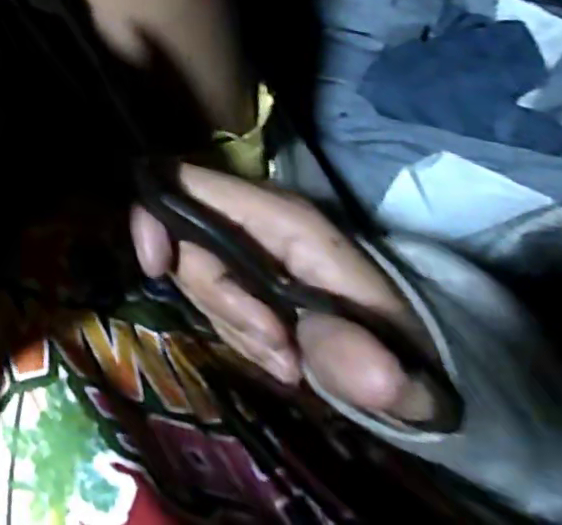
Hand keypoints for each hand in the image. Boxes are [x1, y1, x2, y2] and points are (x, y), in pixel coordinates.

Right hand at [132, 165, 441, 423]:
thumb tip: (365, 380)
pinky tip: (277, 355)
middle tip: (279, 349)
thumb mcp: (386, 340)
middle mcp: (246, 221)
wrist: (408, 343)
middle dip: (221, 303)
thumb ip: (360, 354)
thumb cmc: (391, 325)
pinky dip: (236, 334)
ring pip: (194, 277)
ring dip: (233, 326)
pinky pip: (211, 302)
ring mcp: (238, 247)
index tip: (156, 268)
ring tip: (290, 361)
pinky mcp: (237, 275)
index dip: (153, 215)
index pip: (183, 181)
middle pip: (184, 243)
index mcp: (272, 213)